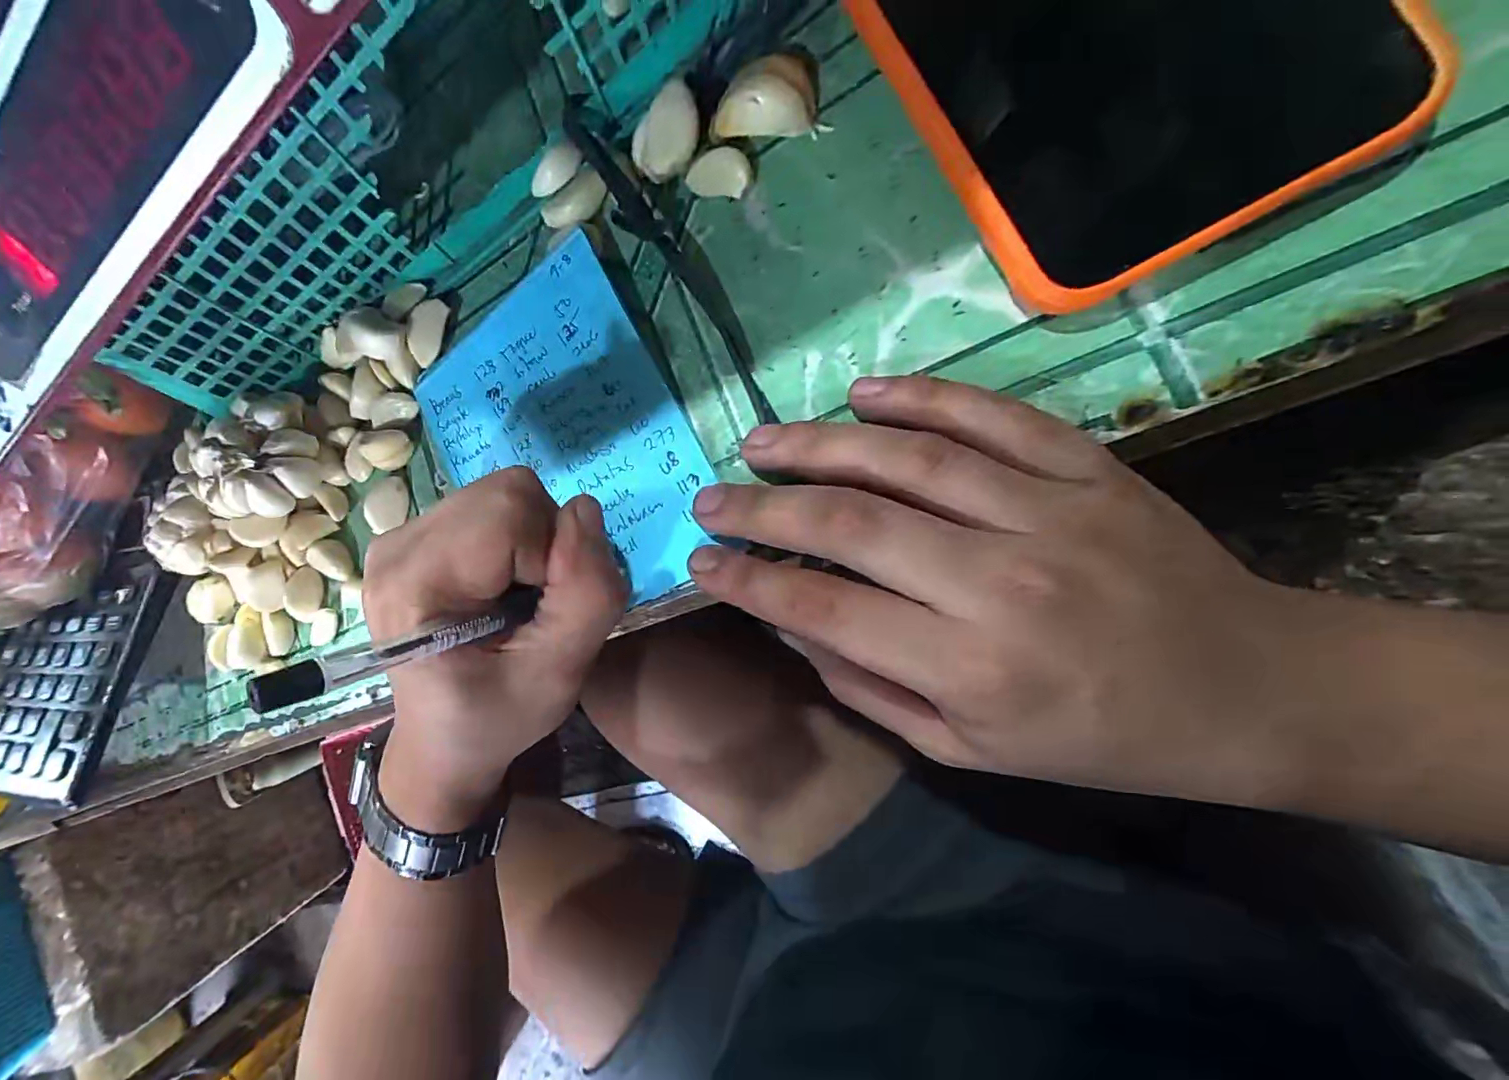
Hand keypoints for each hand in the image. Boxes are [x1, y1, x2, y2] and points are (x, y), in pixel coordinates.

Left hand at [363, 467, 626, 829]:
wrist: (441, 743)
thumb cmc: (496, 720)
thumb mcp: (559, 674)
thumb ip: (585, 593)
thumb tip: (583, 508)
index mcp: (413, 581)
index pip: (510, 509)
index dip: (551, 553)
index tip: (543, 612)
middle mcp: (395, 545)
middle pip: (505, 492)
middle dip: (543, 543)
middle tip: (536, 605)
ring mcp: (398, 537)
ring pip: (499, 494)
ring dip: (531, 542)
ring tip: (517, 600)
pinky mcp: (410, 537)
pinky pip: (485, 508)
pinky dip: (512, 541)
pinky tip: (497, 589)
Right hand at [686, 376, 1321, 809]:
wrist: (1252, 688)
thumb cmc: (1092, 735)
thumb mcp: (966, 748)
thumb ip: (865, 689)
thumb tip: (790, 624)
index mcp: (967, 666)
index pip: (823, 609)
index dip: (748, 581)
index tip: (700, 561)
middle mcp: (998, 583)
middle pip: (849, 525)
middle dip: (760, 509)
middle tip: (710, 498)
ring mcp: (1048, 513)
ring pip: (906, 460)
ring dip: (817, 444)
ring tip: (759, 441)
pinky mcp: (1088, 469)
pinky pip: (991, 417)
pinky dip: (921, 396)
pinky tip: (862, 392)